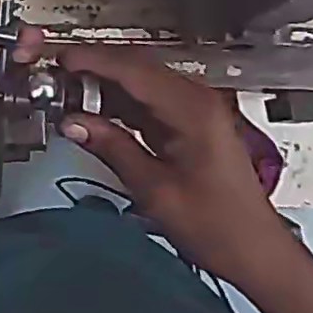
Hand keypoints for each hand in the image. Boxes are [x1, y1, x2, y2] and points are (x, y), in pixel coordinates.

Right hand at [57, 44, 297, 282]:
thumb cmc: (215, 227)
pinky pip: (146, 98)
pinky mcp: (187, 120)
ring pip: (138, 79)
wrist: (258, 253)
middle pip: (135, 65)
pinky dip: (117, 99)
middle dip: (93, 65)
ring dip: (103, 81)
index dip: (92, 60)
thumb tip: (71, 121)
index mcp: (191, 109)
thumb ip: (112, 147)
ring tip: (66, 89)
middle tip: (54, 73)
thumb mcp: (155, 191)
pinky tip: (92, 108)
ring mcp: (192, 107)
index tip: (59, 60)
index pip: (133, 69)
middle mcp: (194, 98)